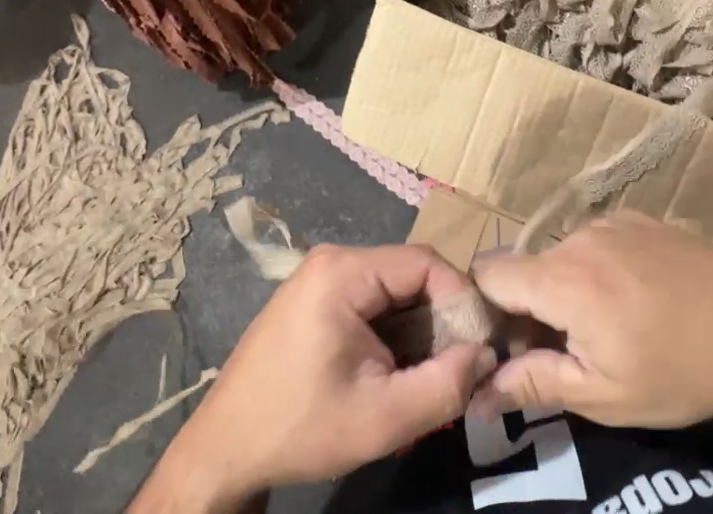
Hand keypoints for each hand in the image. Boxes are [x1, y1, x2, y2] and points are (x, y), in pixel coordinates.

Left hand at [135, 245, 496, 512]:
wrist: (224, 452)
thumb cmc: (300, 428)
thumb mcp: (384, 417)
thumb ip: (447, 385)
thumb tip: (488, 356)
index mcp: (344, 272)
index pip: (427, 263)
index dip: (462, 302)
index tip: (480, 348)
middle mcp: (332, 262)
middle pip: (412, 276)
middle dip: (441, 323)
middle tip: (458, 371)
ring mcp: (320, 280)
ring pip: (395, 294)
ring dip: (419, 334)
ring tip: (428, 380)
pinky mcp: (315, 302)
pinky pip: (372, 306)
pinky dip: (394, 337)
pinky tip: (395, 376)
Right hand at [470, 212, 712, 432]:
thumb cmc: (684, 369)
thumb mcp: (606, 395)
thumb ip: (535, 384)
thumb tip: (477, 392)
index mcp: (563, 279)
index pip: (487, 274)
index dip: (485, 311)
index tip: (507, 347)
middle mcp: (579, 238)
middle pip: (524, 268)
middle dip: (529, 309)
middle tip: (566, 352)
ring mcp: (611, 222)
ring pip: (559, 257)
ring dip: (564, 290)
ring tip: (609, 328)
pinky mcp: (637, 217)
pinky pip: (593, 243)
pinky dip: (596, 271)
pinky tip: (636, 300)